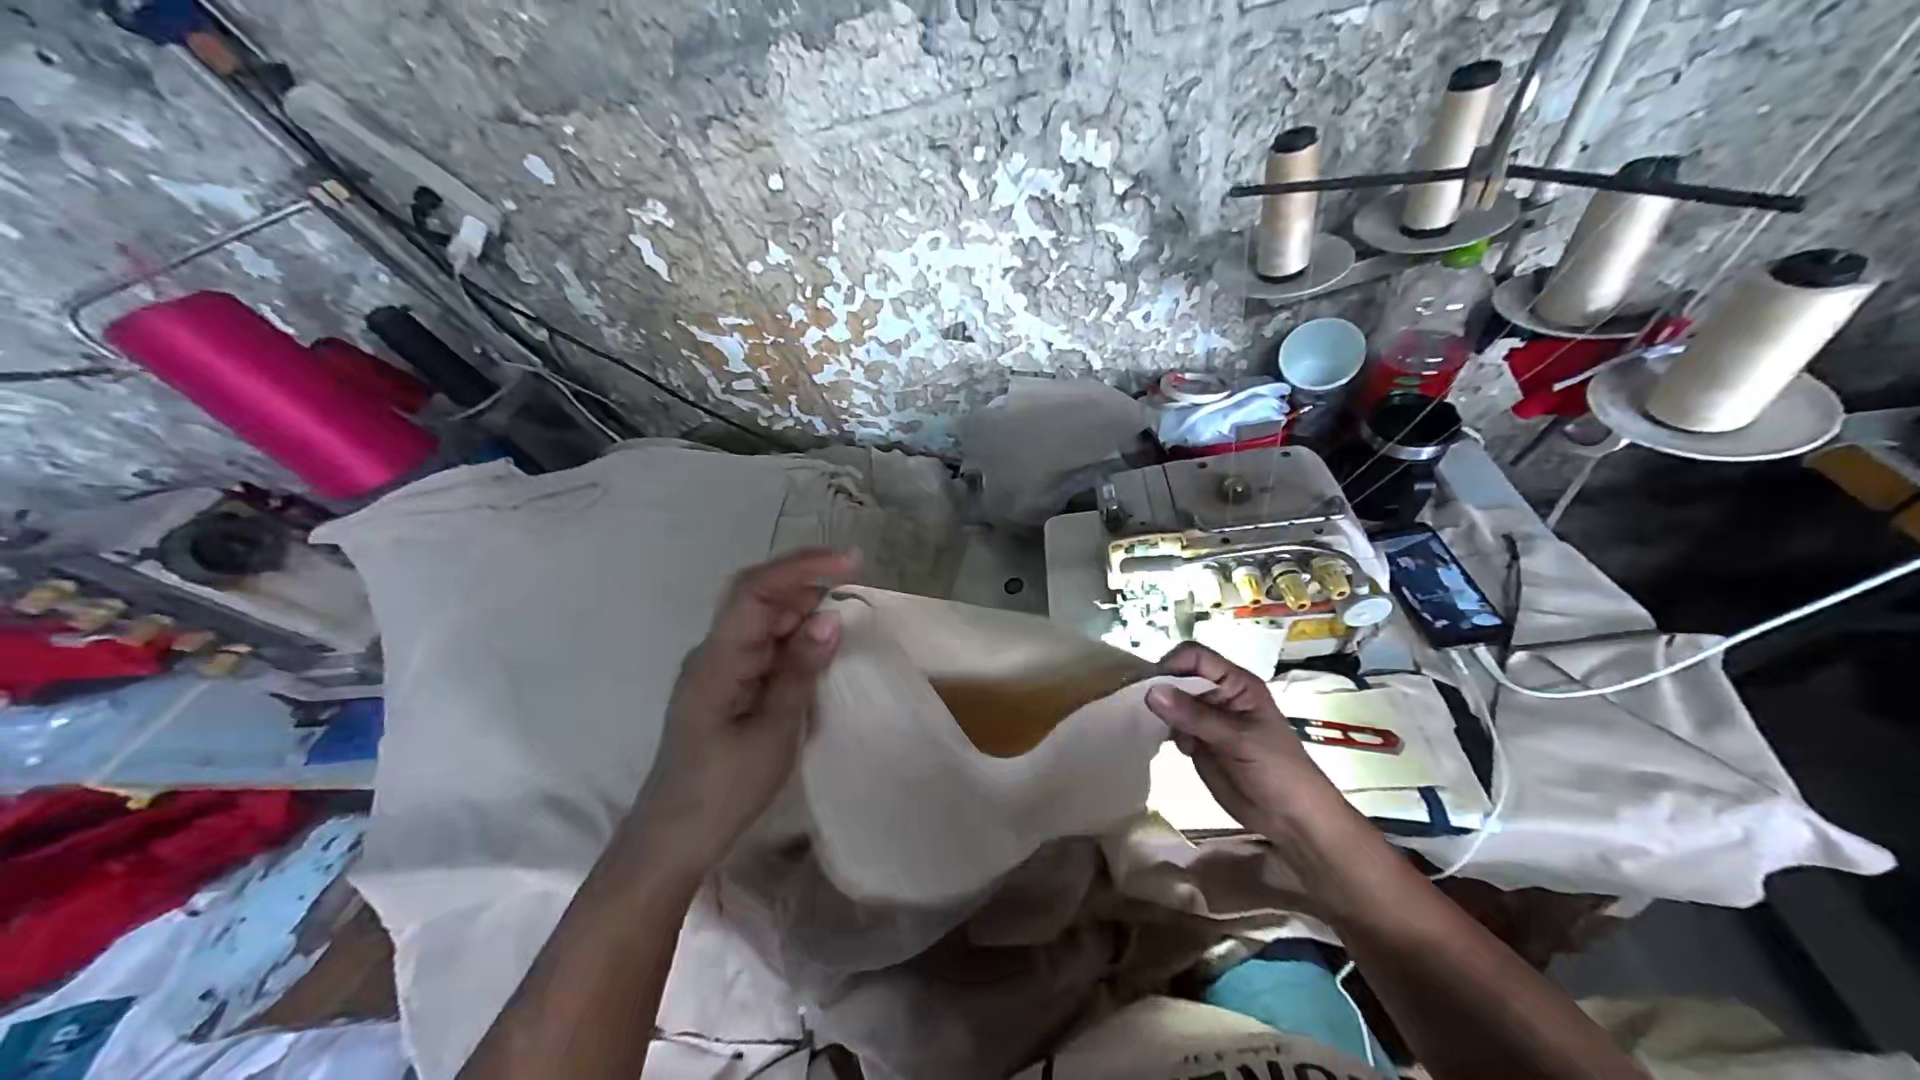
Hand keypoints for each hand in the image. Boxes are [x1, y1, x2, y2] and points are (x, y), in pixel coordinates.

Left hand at [628, 548, 858, 873]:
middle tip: (855, 594)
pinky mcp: (725, 686)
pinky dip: (793, 641)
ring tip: (843, 624)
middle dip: (807, 587)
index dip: (801, 567)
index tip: (850, 561)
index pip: (756, 590)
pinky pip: (761, 647)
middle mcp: (713, 653)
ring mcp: (717, 668)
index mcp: (718, 659)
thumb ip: (800, 670)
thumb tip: (829, 618)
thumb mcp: (775, 730)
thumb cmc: (724, 790)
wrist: (674, 840)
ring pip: (761, 622)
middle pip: (758, 599)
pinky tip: (817, 652)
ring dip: (802, 614)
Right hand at [1146, 643, 1346, 839]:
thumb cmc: (1276, 770)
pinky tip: (1167, 745)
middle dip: (1159, 688)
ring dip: (1158, 712)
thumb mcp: (1237, 739)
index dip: (1171, 665)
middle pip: (1178, 676)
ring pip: (1170, 701)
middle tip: (1139, 708)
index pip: (1195, 657)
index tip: (1150, 688)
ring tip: (1152, 728)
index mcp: (1235, 683)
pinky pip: (1171, 726)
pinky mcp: (1196, 741)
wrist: (1290, 817)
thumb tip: (1151, 691)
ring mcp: (1205, 719)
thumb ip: (1194, 715)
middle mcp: (1217, 694)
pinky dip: (1162, 731)